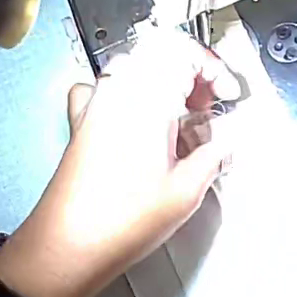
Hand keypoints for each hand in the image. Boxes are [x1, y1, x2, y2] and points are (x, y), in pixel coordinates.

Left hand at [0, 33, 238, 296]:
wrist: (69, 245)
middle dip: (193, 73)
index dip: (214, 68)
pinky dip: (132, 95)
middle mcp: (118, 93)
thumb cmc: (122, 221)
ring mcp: (96, 105)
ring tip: (182, 118)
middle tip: (210, 106)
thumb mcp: (187, 191)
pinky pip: (109, 90)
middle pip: (160, 53)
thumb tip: (225, 144)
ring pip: (137, 68)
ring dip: (166, 83)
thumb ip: (214, 157)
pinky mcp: (83, 124)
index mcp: (147, 99)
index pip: (184, 51)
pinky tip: (141, 121)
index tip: (227, 94)